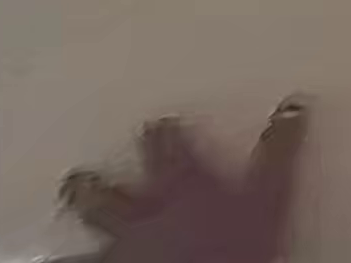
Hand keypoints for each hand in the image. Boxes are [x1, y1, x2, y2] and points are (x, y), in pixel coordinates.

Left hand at [59, 97, 308, 262]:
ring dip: (77, 226)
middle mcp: (146, 215)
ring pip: (92, 234)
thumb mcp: (273, 187)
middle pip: (113, 196)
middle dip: (96, 182)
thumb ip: (280, 146)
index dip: (164, 135)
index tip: (156, 121)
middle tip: (78, 171)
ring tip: (58, 224)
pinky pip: (88, 261)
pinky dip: (77, 256)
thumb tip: (292, 104)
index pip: (172, 151)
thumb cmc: (237, 240)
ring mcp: (122, 250)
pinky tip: (72, 256)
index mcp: (186, 186)